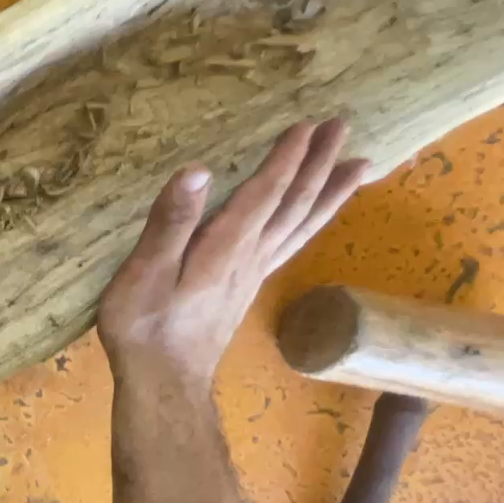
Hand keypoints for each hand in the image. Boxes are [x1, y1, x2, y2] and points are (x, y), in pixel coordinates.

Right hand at [98, 119, 366, 390]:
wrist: (163, 379)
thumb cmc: (143, 325)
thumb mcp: (144, 272)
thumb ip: (170, 222)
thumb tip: (199, 170)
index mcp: (225, 247)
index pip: (264, 193)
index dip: (285, 158)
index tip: (306, 124)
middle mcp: (250, 256)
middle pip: (294, 205)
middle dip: (317, 164)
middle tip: (341, 126)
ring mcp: (252, 275)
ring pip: (302, 226)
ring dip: (329, 193)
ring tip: (359, 166)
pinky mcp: (245, 290)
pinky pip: (289, 246)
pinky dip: (310, 224)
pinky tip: (312, 219)